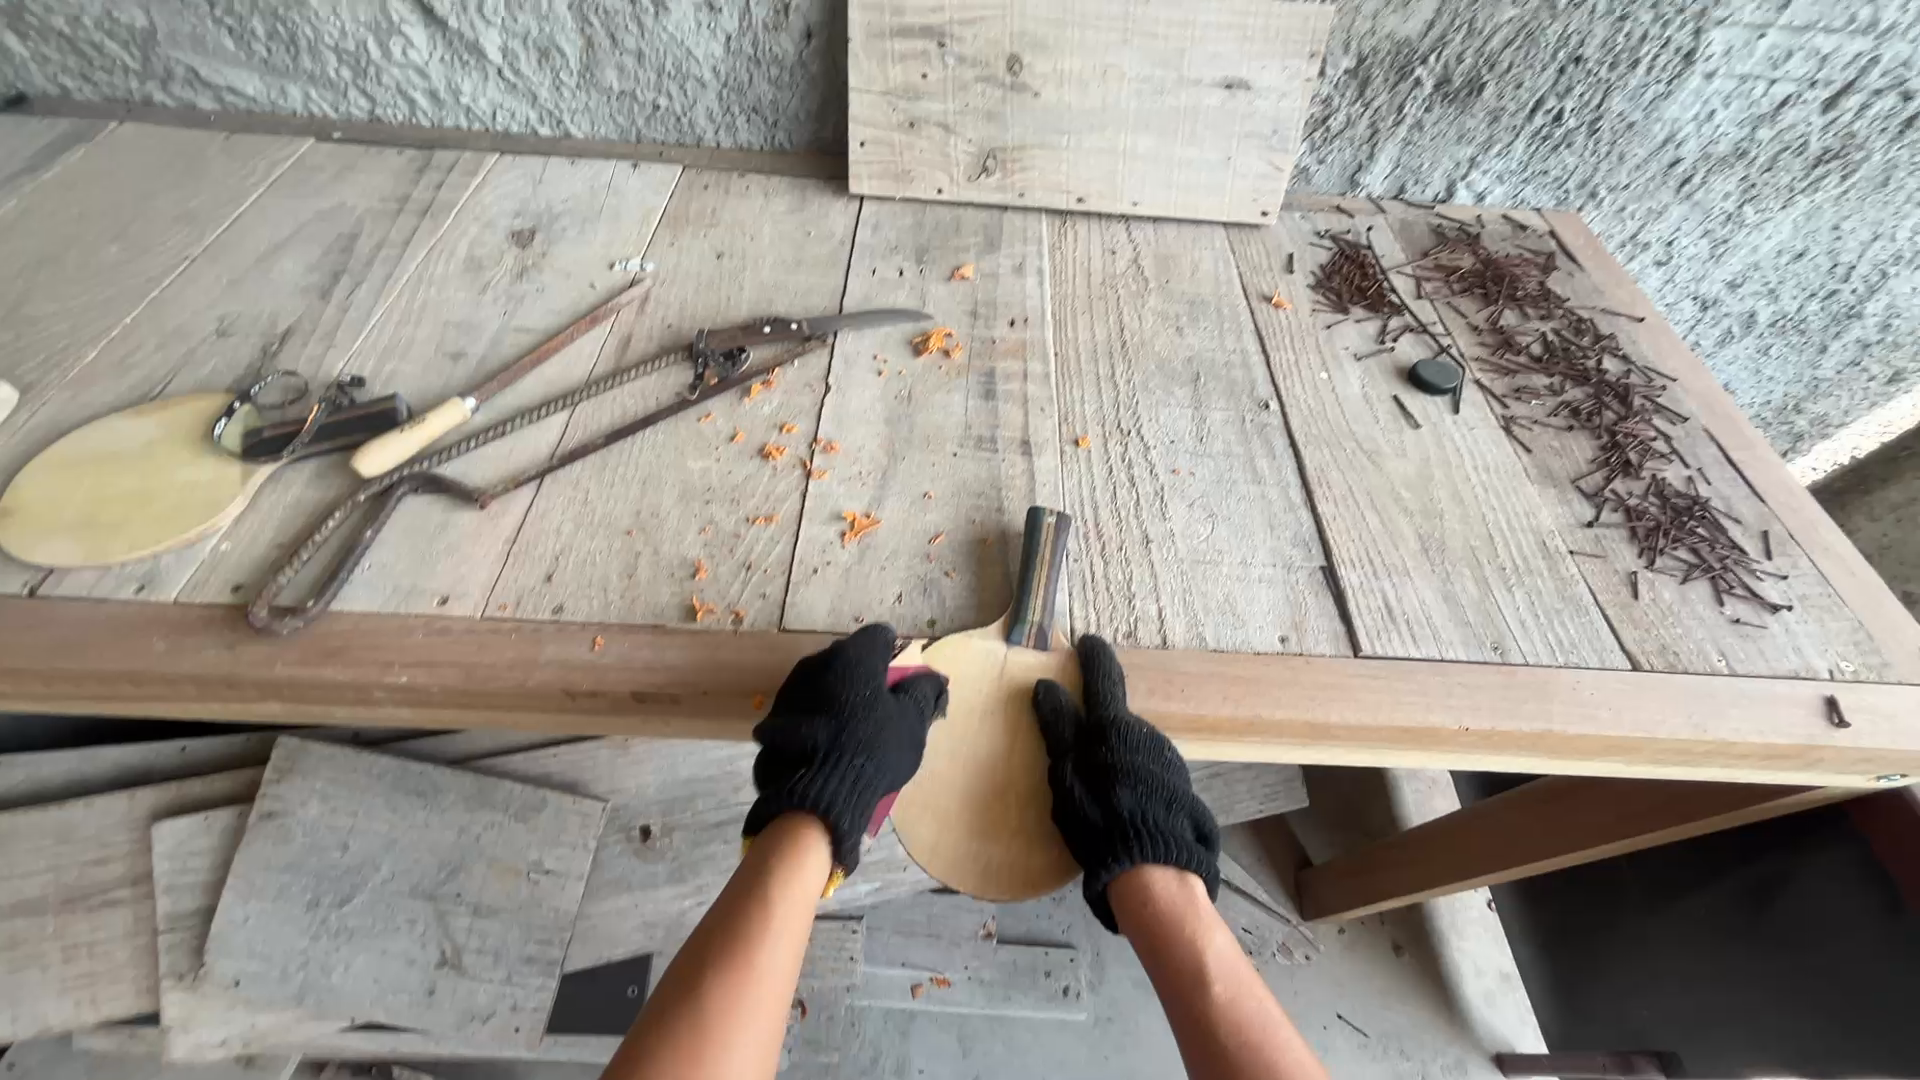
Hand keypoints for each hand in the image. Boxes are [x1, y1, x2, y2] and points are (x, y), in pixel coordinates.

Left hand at [743, 624, 948, 879]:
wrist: (812, 793)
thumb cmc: (871, 748)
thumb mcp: (911, 722)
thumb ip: (923, 692)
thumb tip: (933, 676)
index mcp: (856, 655)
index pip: (880, 637)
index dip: (892, 655)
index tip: (898, 680)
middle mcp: (819, 661)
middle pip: (849, 658)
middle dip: (863, 675)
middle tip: (876, 706)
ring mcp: (791, 688)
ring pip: (822, 682)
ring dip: (836, 697)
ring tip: (847, 729)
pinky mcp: (773, 717)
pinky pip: (803, 708)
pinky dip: (815, 718)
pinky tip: (823, 745)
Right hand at [1033, 635, 1219, 931]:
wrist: (1155, 867)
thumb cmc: (1099, 817)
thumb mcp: (1065, 774)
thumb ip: (1058, 728)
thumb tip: (1046, 685)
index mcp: (1113, 726)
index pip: (1102, 678)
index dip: (1093, 656)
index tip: (1088, 641)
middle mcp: (1144, 733)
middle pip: (1115, 717)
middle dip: (1099, 724)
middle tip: (1078, 746)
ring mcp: (1166, 759)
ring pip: (1133, 745)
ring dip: (1117, 753)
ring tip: (1100, 786)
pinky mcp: (1178, 785)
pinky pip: (1148, 768)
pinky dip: (1133, 774)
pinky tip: (1124, 801)